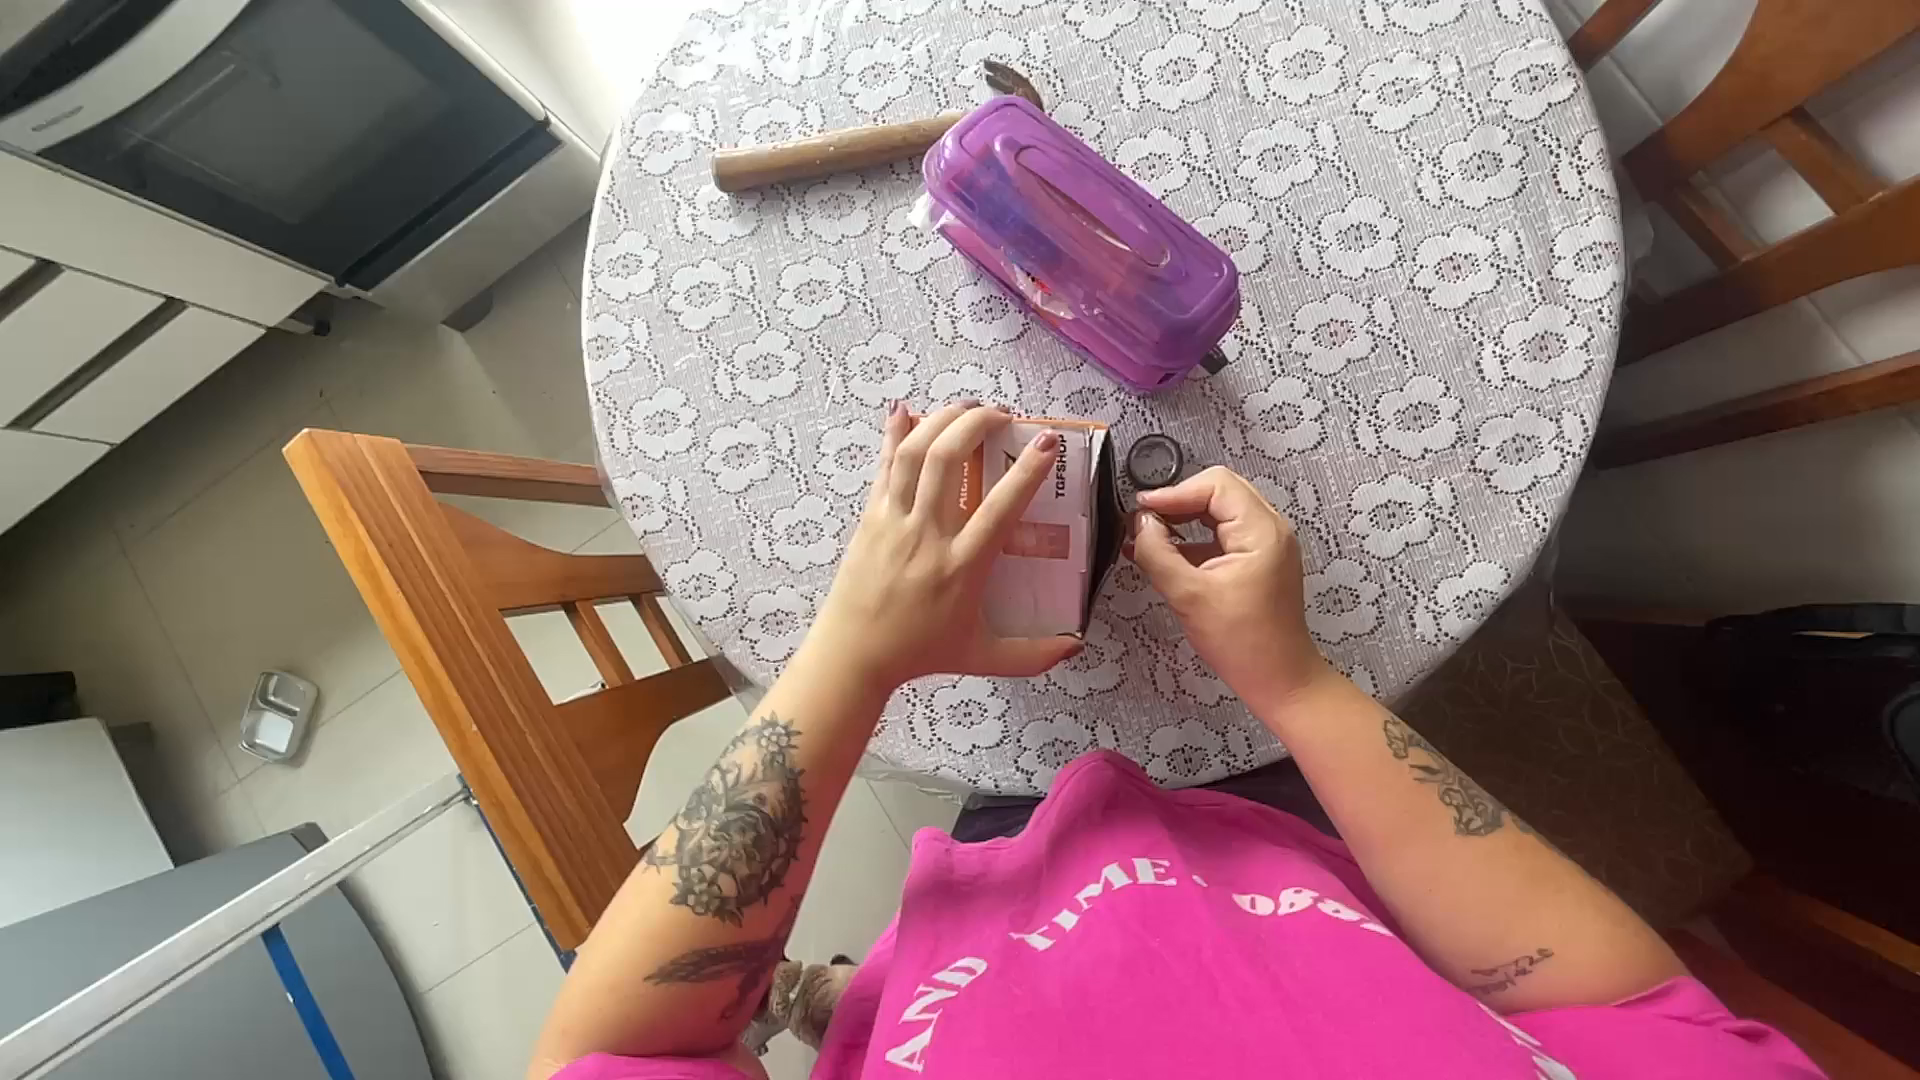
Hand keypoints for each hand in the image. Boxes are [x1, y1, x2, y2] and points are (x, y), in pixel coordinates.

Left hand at [804, 400, 1081, 689]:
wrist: (853, 655)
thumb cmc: (920, 653)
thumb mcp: (982, 657)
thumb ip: (1032, 655)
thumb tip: (1075, 647)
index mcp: (962, 567)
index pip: (1000, 508)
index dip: (1026, 470)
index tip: (1046, 442)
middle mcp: (927, 535)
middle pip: (948, 460)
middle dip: (977, 423)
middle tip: (1000, 415)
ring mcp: (894, 522)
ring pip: (914, 453)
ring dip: (941, 419)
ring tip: (966, 407)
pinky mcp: (870, 518)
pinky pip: (883, 467)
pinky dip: (894, 434)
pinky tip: (904, 410)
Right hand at [1128, 466, 1332, 714]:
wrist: (1278, 679)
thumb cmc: (1241, 642)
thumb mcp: (1188, 596)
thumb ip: (1158, 553)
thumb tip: (1139, 524)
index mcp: (1261, 531)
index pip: (1215, 485)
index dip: (1174, 493)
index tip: (1142, 511)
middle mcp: (1269, 529)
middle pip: (1218, 491)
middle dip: (1177, 502)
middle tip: (1143, 522)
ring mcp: (1264, 544)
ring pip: (1217, 511)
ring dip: (1182, 519)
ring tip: (1147, 536)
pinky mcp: (1256, 560)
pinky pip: (1220, 533)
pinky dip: (1192, 537)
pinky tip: (1163, 553)